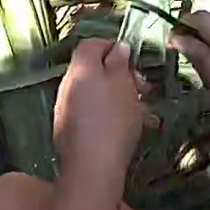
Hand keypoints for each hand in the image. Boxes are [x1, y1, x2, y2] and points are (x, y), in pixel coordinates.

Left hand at [54, 38, 144, 181]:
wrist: (92, 166)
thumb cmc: (113, 119)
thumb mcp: (124, 84)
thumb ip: (120, 62)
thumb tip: (118, 46)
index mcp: (81, 68)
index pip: (91, 43)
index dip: (112, 45)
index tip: (133, 58)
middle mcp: (68, 84)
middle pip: (94, 69)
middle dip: (120, 75)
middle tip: (143, 88)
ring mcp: (66, 108)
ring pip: (96, 93)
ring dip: (119, 97)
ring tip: (143, 112)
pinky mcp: (69, 129)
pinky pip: (92, 112)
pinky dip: (110, 114)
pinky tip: (129, 128)